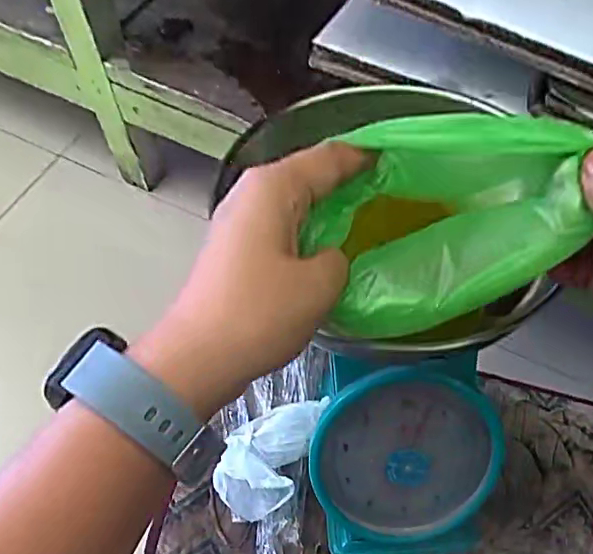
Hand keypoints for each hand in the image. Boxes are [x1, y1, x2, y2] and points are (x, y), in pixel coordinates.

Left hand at [133, 141, 371, 413]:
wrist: (202, 355)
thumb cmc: (259, 314)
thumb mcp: (319, 286)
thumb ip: (338, 261)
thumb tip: (330, 258)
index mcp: (273, 188)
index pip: (328, 159)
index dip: (361, 159)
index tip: (390, 160)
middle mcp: (251, 195)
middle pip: (306, 178)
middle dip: (342, 184)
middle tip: (382, 194)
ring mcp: (238, 224)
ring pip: (292, 208)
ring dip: (323, 214)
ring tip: (358, 224)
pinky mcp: (235, 254)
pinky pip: (280, 233)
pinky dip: (304, 238)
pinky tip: (322, 257)